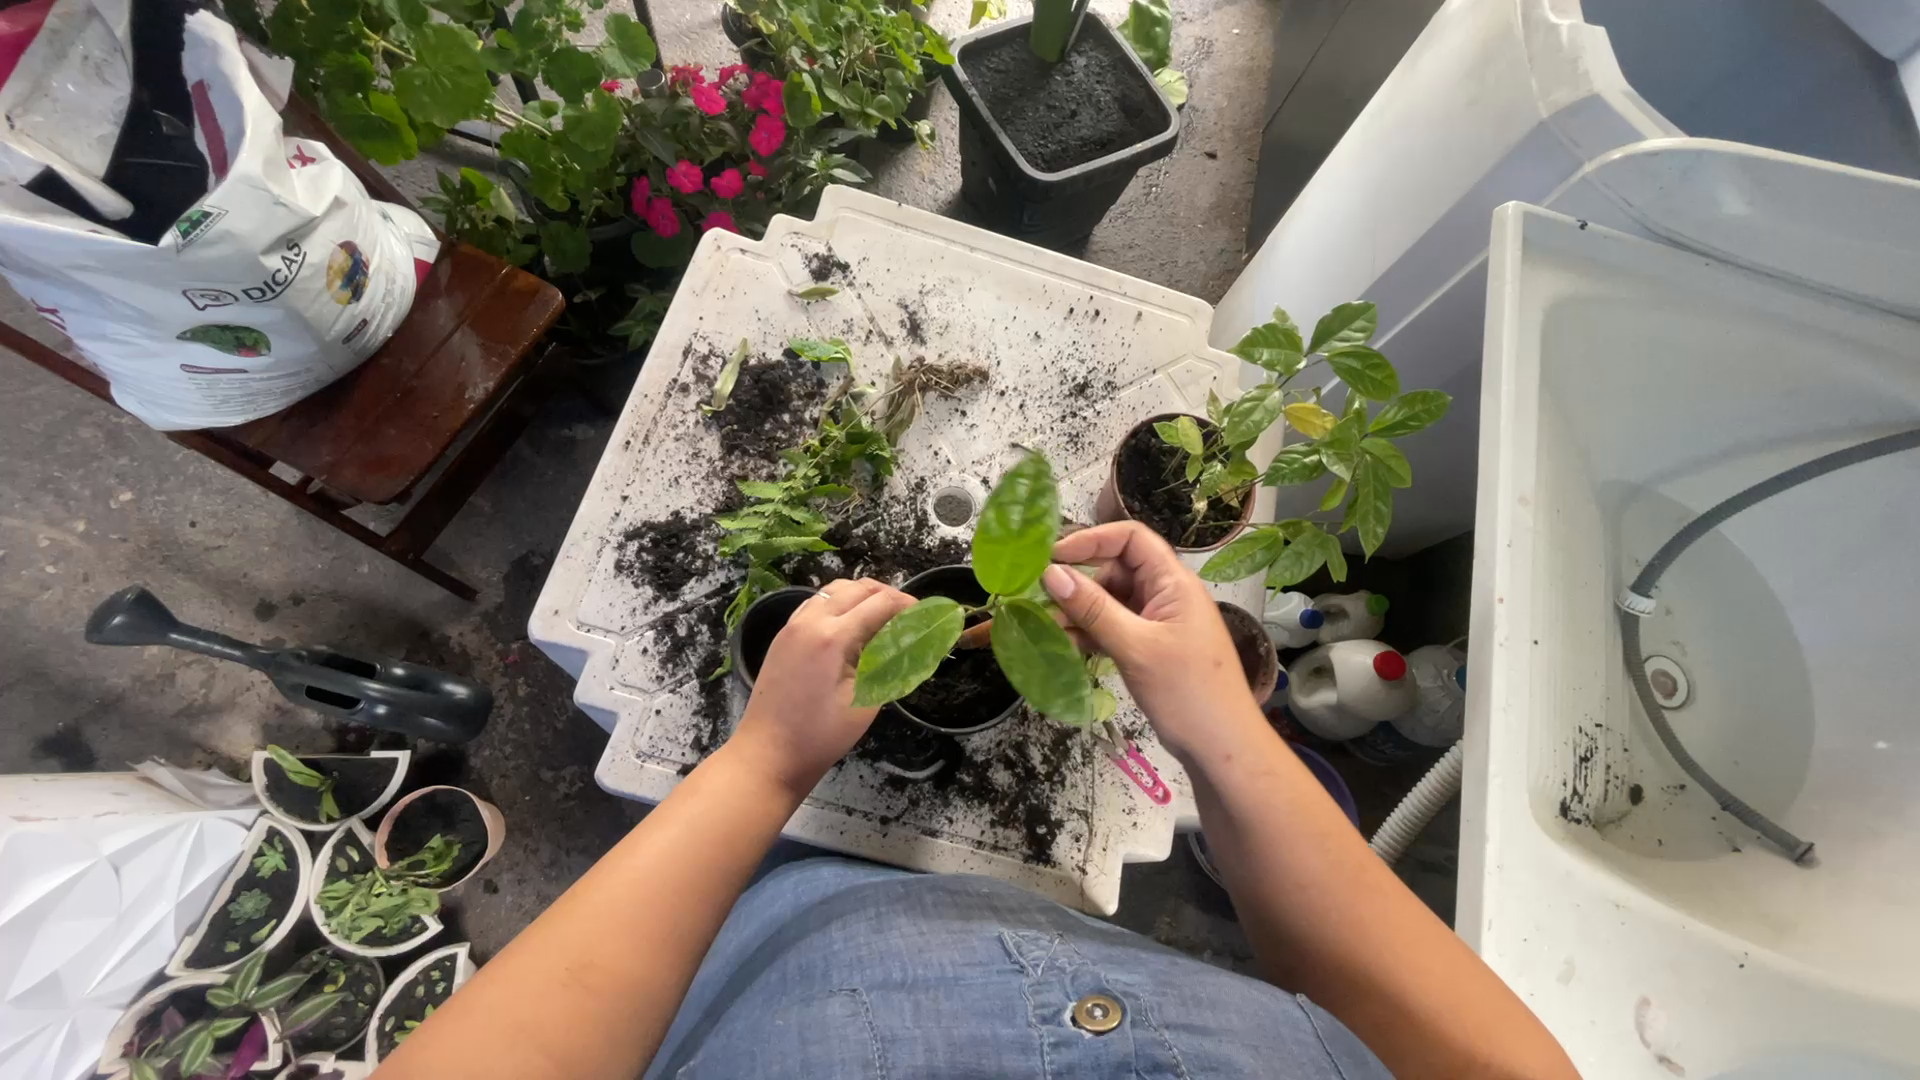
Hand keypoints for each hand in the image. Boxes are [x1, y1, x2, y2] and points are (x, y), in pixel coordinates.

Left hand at [729, 578, 915, 797]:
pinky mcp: (783, 636)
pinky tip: (849, 624)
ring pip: (834, 590)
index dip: (907, 604)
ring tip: (881, 615)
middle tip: (908, 613)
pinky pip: (816, 603)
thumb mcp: (866, 703)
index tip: (926, 614)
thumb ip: (890, 666)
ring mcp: (792, 626)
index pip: (879, 603)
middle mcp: (810, 621)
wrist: (767, 754)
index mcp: (833, 637)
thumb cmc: (820, 735)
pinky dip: (839, 603)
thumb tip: (913, 646)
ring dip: (861, 595)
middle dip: (887, 594)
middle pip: (857, 588)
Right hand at [1044, 522, 1261, 759]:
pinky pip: (1112, 627)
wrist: (1221, 747)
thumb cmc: (1188, 692)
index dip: (1091, 540)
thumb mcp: (1136, 646)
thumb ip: (1092, 608)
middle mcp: (1164, 594)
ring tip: (1043, 625)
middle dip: (1077, 581)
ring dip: (1078, 610)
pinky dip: (1088, 632)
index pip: (1130, 538)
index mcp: (1172, 582)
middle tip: (1039, 596)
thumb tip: (1051, 573)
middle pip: (1115, 569)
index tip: (1053, 557)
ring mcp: (1156, 622)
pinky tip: (1062, 644)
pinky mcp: (1148, 647)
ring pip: (1109, 601)